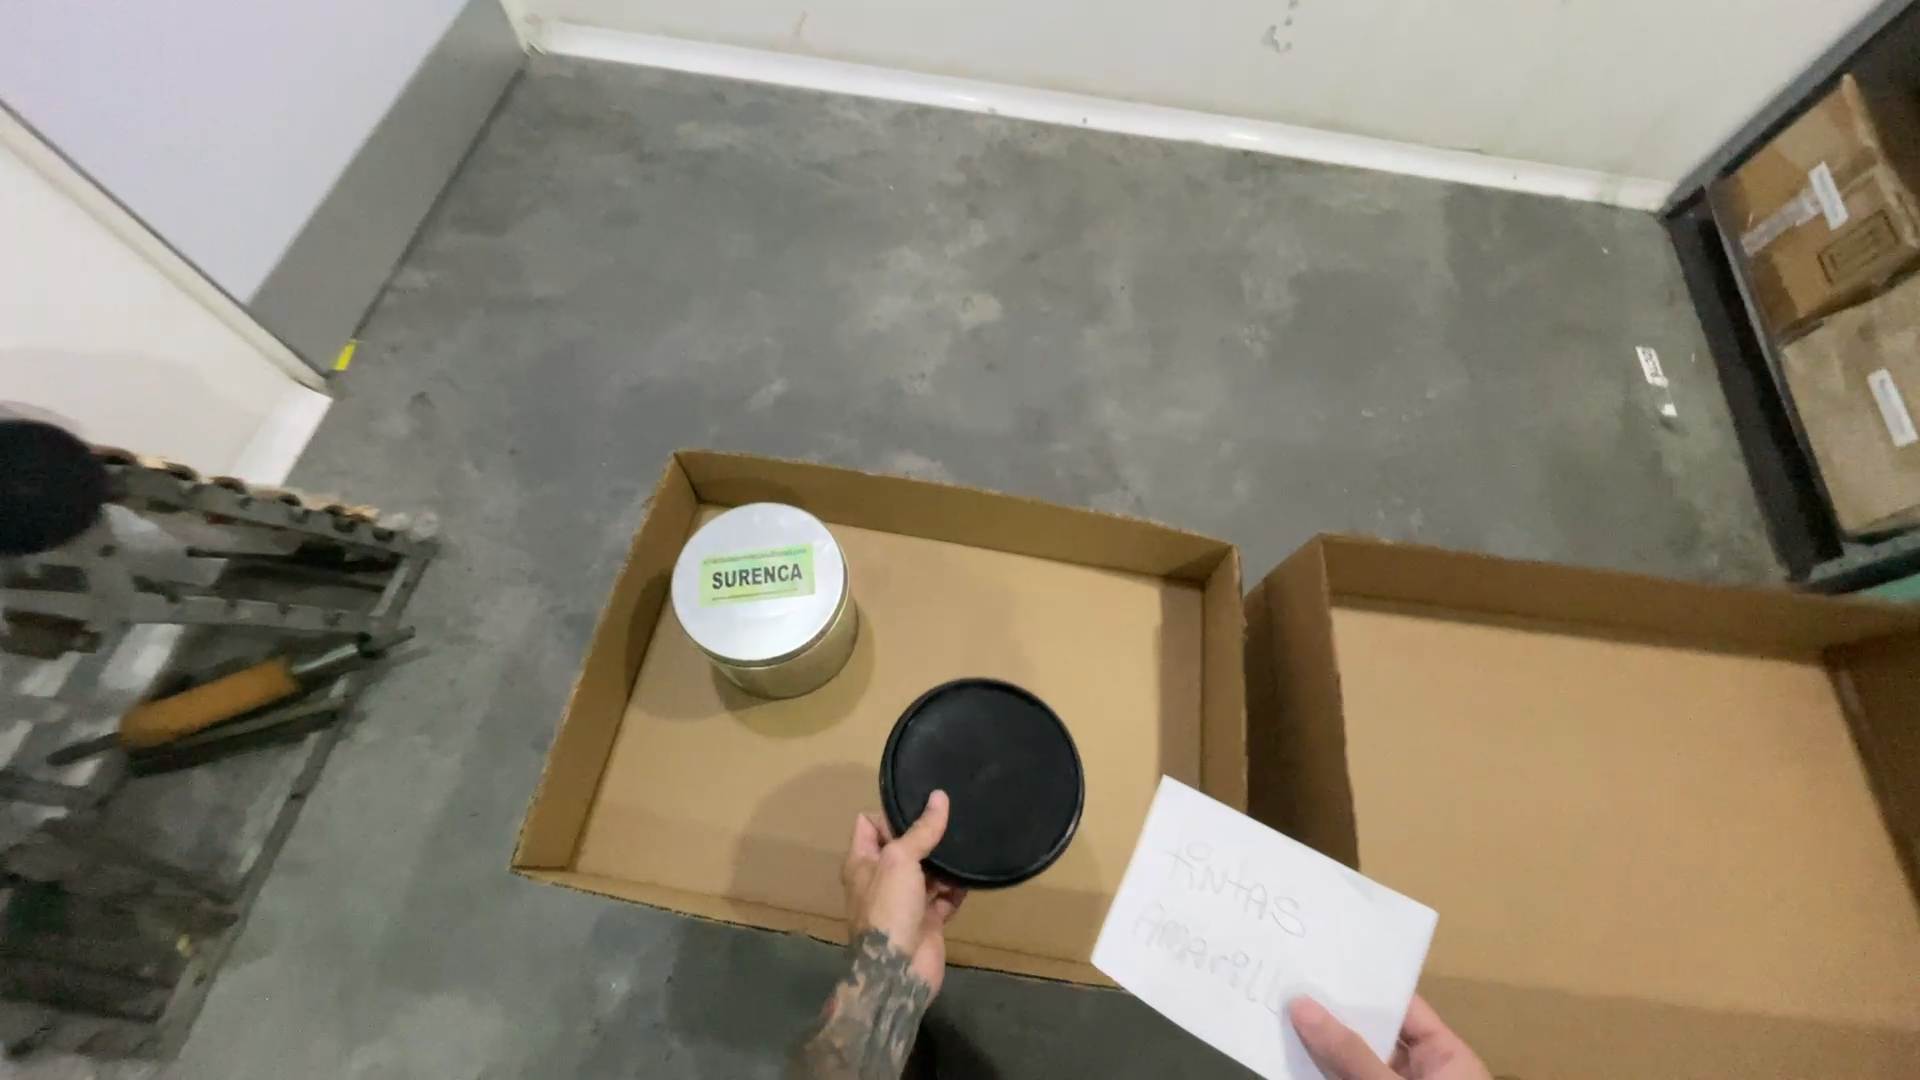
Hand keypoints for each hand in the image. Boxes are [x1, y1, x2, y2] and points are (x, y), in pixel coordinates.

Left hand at [842, 790, 967, 997]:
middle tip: (952, 819)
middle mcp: (881, 878)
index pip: (869, 824)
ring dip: (944, 861)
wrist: (897, 972)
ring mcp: (904, 900)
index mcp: (862, 861)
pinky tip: (971, 876)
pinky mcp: (927, 920)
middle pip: (903, 846)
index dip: (890, 815)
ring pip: (926, 871)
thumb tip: (939, 796)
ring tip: (967, 841)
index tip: (917, 811)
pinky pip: (944, 897)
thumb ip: (922, 829)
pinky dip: (956, 888)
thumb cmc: (888, 907)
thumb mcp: (900, 859)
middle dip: (925, 835)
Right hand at [1289, 996, 1490, 1079]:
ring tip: (1279, 1006)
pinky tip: (1288, 1053)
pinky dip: (1323, 1070)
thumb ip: (1348, 1053)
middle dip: (1333, 1009)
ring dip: (1322, 1040)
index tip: (1318, 953)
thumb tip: (1300, 1003)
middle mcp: (1428, 1073)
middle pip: (1376, 1029)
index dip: (1363, 979)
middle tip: (1288, 977)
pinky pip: (1347, 1079)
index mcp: (1450, 1059)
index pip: (1402, 1003)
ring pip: (1356, 1058)